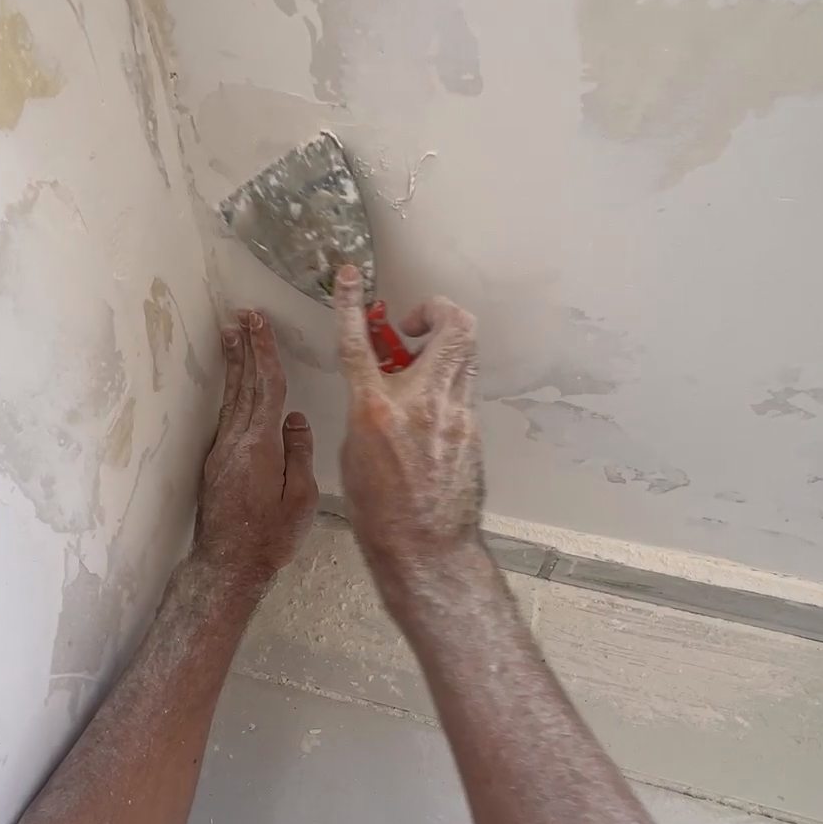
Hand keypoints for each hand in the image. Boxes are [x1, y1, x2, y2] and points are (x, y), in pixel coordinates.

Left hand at [192, 310, 318, 587]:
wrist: (228, 564)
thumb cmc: (270, 536)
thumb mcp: (299, 498)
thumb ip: (298, 454)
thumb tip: (294, 419)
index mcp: (259, 445)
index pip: (265, 388)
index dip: (264, 353)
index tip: (259, 323)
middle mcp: (235, 441)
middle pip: (243, 386)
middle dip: (245, 349)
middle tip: (243, 317)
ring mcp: (222, 451)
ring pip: (232, 399)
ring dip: (234, 366)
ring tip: (232, 336)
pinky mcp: (216, 463)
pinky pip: (228, 417)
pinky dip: (234, 392)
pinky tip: (237, 386)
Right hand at [332, 265, 485, 571]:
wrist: (425, 546)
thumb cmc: (380, 510)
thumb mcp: (353, 452)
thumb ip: (364, 408)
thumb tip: (376, 387)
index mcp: (376, 411)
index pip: (358, 344)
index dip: (351, 303)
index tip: (351, 277)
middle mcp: (421, 404)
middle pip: (452, 326)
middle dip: (436, 309)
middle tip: (414, 325)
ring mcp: (455, 414)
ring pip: (466, 350)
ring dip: (445, 341)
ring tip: (422, 362)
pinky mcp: (471, 428)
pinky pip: (464, 385)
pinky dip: (447, 381)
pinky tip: (429, 407)